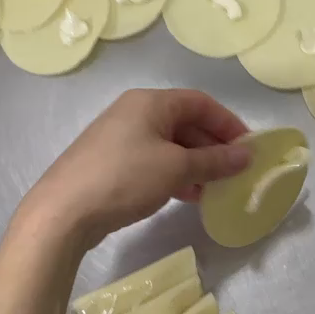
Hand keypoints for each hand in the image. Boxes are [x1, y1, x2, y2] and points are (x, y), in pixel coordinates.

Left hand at [22, 88, 251, 248]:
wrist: (65, 211)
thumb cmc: (124, 178)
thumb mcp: (176, 168)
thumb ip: (214, 161)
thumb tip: (246, 155)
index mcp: (150, 102)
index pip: (201, 102)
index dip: (228, 123)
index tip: (249, 149)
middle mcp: (134, 112)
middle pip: (185, 123)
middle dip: (213, 147)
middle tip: (235, 172)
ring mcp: (120, 138)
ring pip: (170, 145)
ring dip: (196, 164)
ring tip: (216, 188)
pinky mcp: (112, 163)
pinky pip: (154, 162)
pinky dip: (175, 175)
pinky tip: (188, 195)